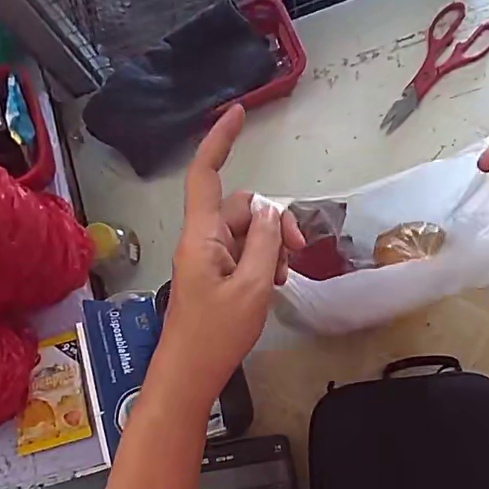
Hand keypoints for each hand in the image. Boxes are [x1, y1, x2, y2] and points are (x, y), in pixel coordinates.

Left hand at [152, 106, 302, 399]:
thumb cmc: (217, 334)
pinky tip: (274, 285)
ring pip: (247, 234)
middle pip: (242, 209)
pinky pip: (242, 254)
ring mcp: (206, 259)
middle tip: (298, 254)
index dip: (220, 141)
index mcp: (202, 235)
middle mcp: (202, 240)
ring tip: (283, 279)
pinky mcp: (213, 277)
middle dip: (274, 224)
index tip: (238, 114)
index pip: (207, 174)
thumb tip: (273, 212)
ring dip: (271, 248)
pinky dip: (262, 262)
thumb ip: (267, 244)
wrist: (190, 374)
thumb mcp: (253, 287)